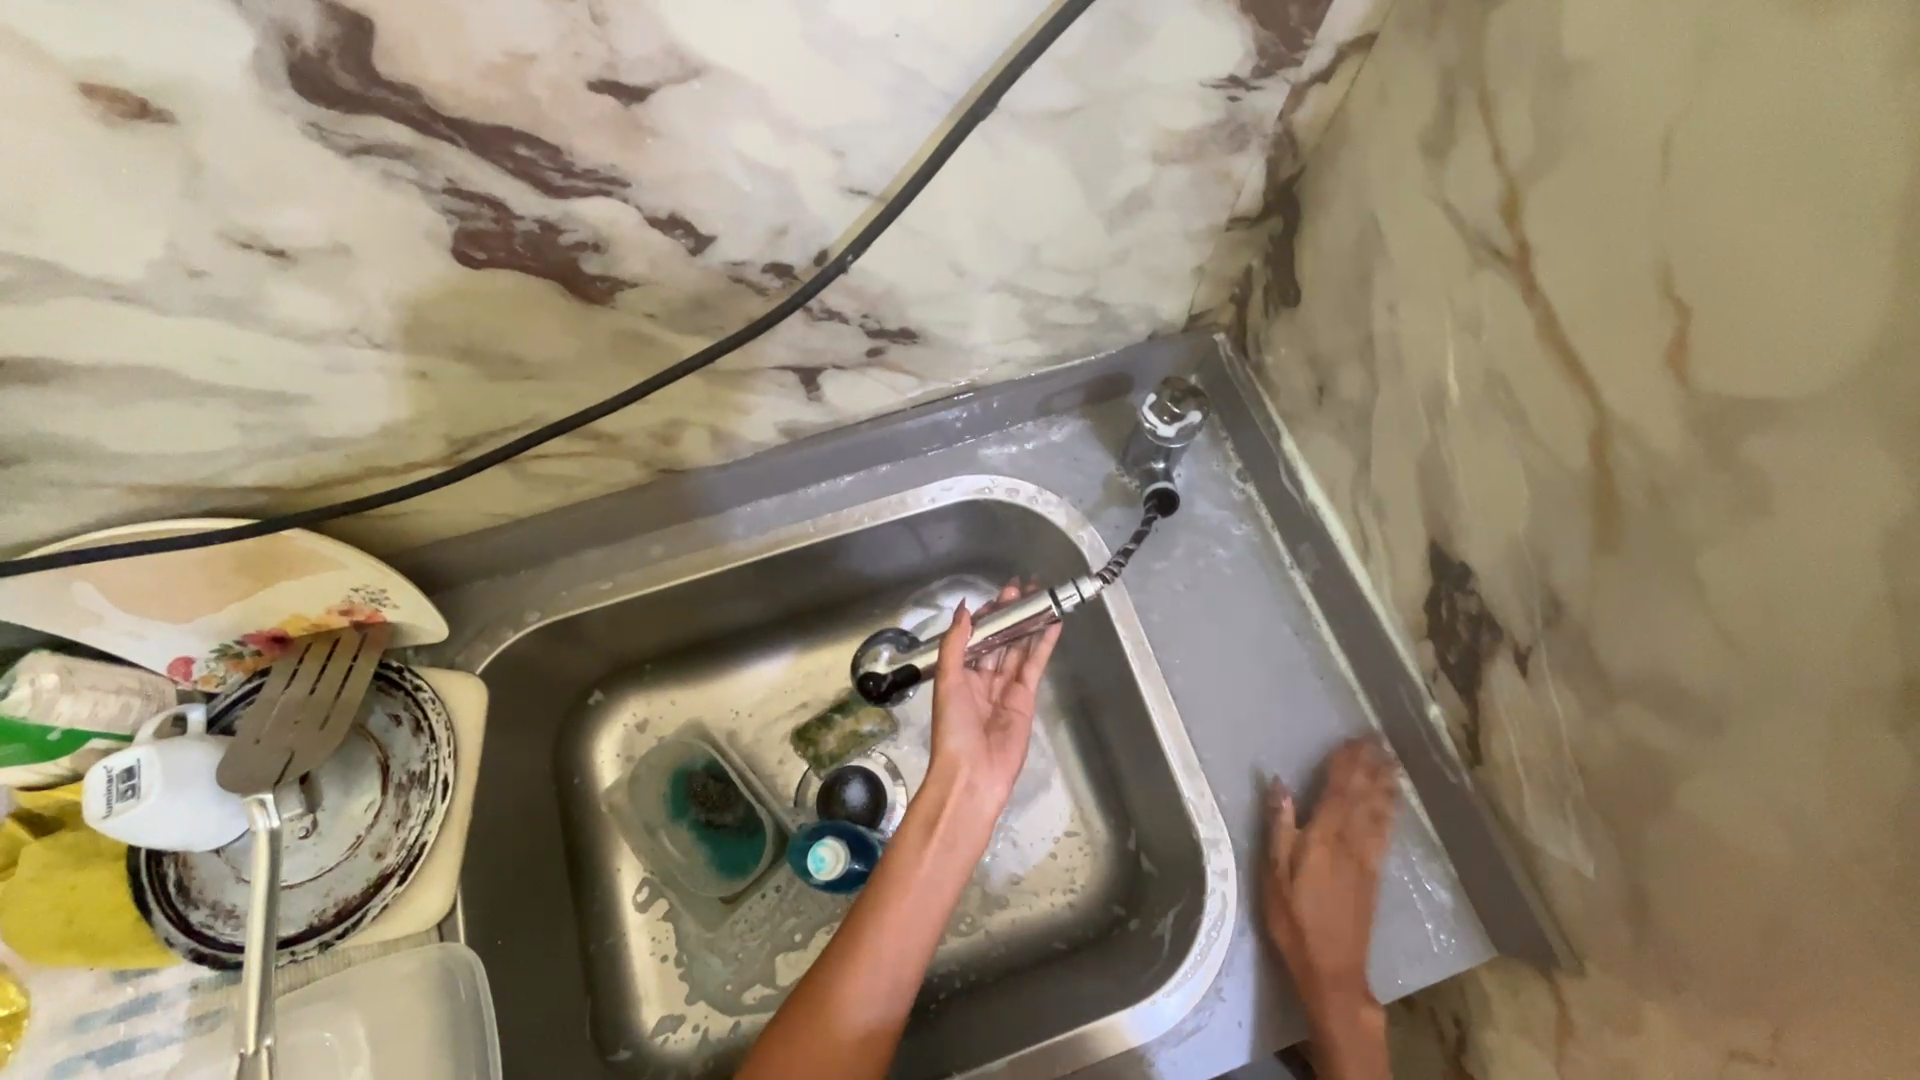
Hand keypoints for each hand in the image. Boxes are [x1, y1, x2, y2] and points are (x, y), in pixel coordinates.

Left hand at [928, 583, 1061, 809]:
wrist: (972, 773)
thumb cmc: (953, 726)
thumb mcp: (947, 680)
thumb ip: (955, 642)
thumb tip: (964, 608)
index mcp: (959, 674)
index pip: (976, 636)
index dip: (988, 615)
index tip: (1001, 594)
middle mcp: (982, 678)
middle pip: (999, 639)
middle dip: (1010, 614)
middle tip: (1023, 586)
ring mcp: (1005, 688)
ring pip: (1018, 649)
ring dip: (1028, 624)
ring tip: (1039, 597)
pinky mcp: (1026, 698)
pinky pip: (1034, 665)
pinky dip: (1043, 645)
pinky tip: (1051, 624)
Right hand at [1263, 737, 1397, 1013]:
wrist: (1332, 967)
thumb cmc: (1293, 919)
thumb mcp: (1273, 873)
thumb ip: (1279, 826)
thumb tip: (1278, 783)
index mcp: (1323, 837)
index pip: (1337, 789)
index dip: (1345, 763)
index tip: (1351, 738)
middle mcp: (1351, 841)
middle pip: (1362, 795)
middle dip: (1369, 764)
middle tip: (1378, 737)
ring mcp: (1367, 857)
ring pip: (1379, 810)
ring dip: (1385, 782)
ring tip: (1391, 758)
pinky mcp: (1375, 873)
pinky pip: (1386, 831)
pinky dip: (1390, 809)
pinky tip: (1393, 801)